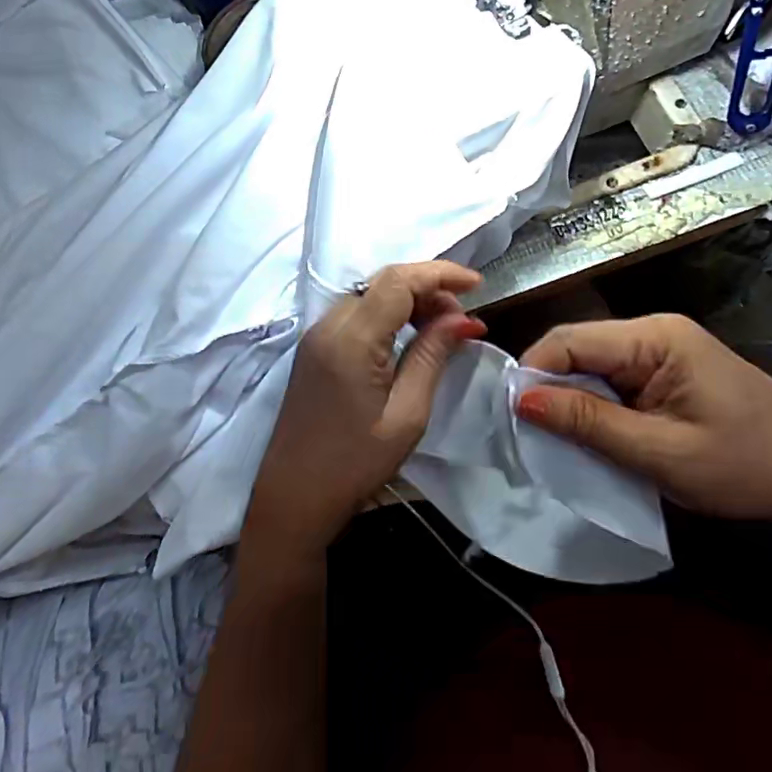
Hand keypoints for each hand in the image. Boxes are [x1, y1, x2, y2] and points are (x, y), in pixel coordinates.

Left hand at [242, 261, 486, 560]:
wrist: (294, 496)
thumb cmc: (355, 463)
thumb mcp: (407, 414)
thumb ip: (432, 356)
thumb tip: (464, 320)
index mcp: (351, 338)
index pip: (398, 281)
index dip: (440, 274)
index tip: (477, 286)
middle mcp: (328, 325)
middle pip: (383, 282)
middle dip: (428, 287)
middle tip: (461, 320)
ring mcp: (316, 335)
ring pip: (369, 294)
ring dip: (408, 300)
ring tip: (442, 329)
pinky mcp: (314, 349)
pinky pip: (355, 313)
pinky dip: (387, 314)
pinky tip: (409, 337)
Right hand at [516, 314, 771, 523]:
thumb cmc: (748, 467)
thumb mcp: (661, 452)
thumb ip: (588, 422)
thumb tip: (521, 399)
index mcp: (654, 337)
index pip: (569, 340)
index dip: (534, 374)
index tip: (512, 418)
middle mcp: (653, 331)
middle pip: (577, 348)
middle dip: (550, 388)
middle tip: (530, 435)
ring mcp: (662, 350)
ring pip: (592, 366)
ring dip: (572, 401)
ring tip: (556, 440)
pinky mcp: (667, 372)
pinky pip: (613, 381)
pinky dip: (596, 407)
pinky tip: (592, 436)